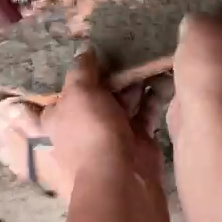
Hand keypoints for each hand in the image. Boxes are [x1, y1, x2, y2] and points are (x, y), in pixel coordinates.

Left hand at [44, 51, 161, 188]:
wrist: (120, 176)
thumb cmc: (90, 130)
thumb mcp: (78, 92)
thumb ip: (82, 69)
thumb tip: (85, 51)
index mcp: (59, 115)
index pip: (63, 90)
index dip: (77, 72)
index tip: (93, 49)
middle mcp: (83, 123)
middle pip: (98, 91)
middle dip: (112, 73)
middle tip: (129, 46)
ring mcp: (112, 131)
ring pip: (124, 99)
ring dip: (136, 81)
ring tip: (149, 55)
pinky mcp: (137, 137)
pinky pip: (146, 110)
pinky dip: (154, 95)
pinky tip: (163, 74)